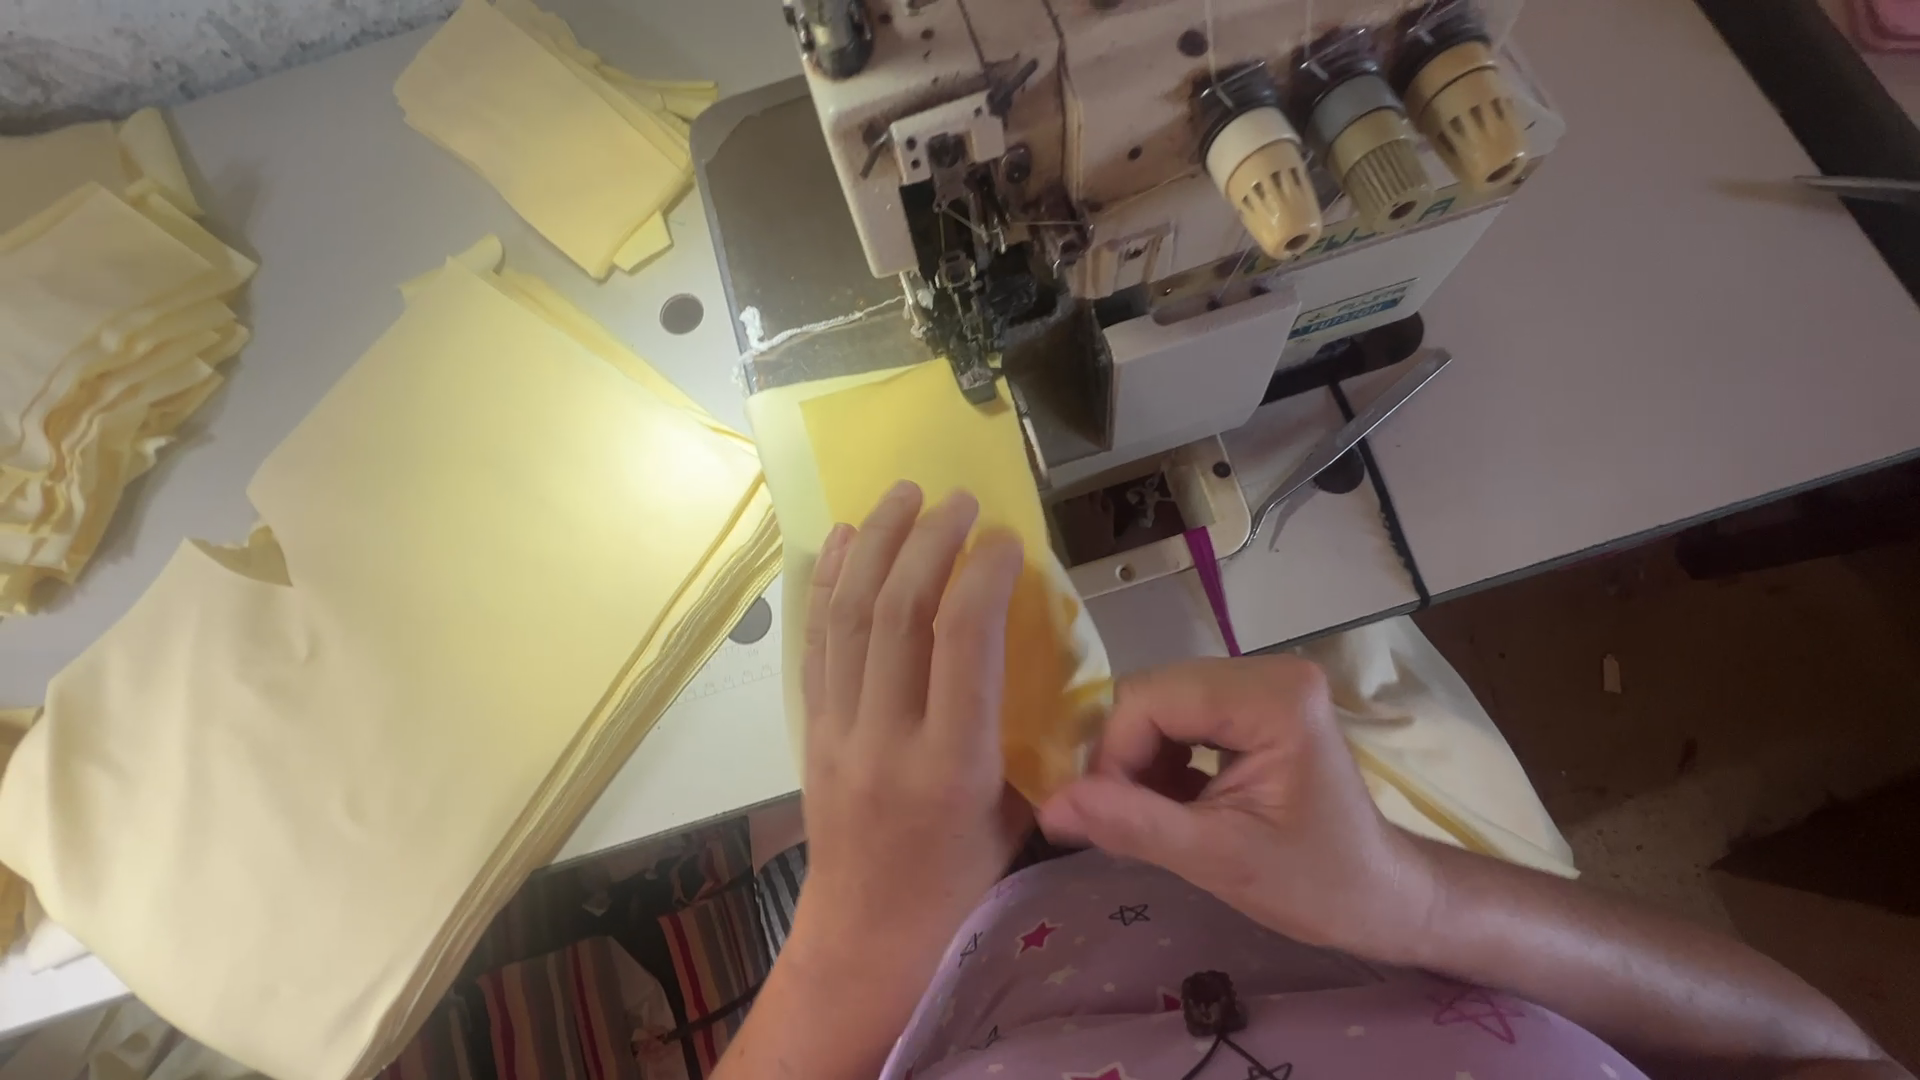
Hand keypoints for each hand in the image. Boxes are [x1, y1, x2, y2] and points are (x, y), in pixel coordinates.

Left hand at [796, 481, 1030, 967]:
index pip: (963, 639)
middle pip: (899, 612)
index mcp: (952, 763)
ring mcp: (838, 730)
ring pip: (849, 615)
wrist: (868, 936)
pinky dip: (829, 582)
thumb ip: (1028, 730)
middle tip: (955, 500)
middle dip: (927, 540)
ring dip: (874, 544)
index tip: (1005, 540)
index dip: (983, 573)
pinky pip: (817, 642)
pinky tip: (841, 540)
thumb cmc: (961, 882)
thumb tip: (1041, 648)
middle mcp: (887, 737)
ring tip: (899, 495)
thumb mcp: (1018, 812)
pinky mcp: (811, 730)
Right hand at [1036, 657, 1436, 960]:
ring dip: (1140, 759)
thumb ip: (1133, 826)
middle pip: (1151, 695)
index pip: (1151, 701)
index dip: (1114, 757)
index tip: (1106, 818)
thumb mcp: (1218, 860)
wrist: (1382, 897)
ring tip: (1153, 814)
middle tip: (1125, 819)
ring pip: (1158, 704)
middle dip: (1126, 758)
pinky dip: (1160, 756)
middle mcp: (1264, 670)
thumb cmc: (1318, 886)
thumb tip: (1051, 806)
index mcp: (1271, 696)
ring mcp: (1258, 681)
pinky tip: (1174, 798)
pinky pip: (1177, 713)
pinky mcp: (1250, 700)